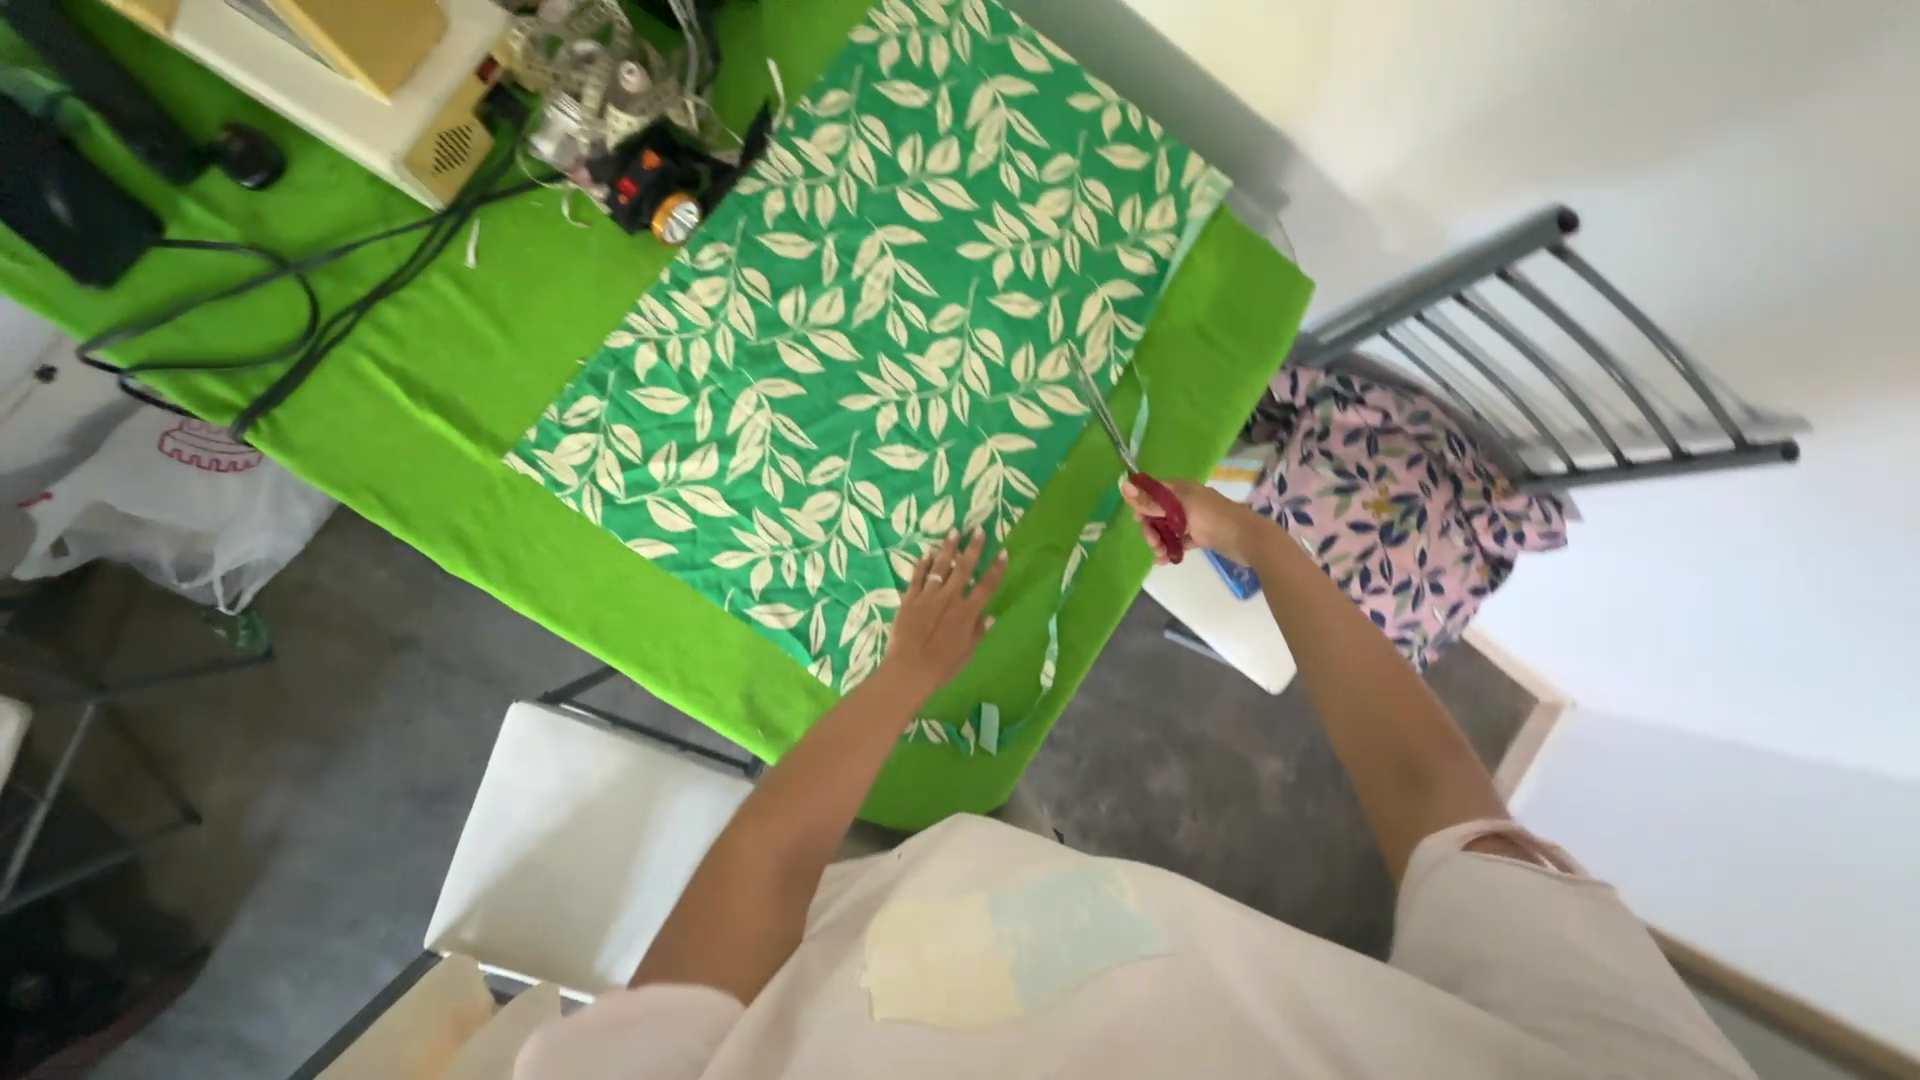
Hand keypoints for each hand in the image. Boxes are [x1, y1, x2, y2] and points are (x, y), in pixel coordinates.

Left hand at [880, 528, 1008, 700]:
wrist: (908, 670)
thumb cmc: (941, 667)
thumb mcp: (966, 653)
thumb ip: (978, 632)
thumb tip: (990, 616)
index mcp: (966, 613)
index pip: (986, 586)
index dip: (996, 569)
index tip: (1003, 552)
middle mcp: (949, 599)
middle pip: (963, 568)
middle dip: (973, 548)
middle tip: (978, 529)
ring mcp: (927, 597)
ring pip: (939, 567)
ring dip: (947, 549)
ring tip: (953, 532)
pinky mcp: (909, 599)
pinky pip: (917, 577)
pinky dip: (922, 565)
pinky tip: (926, 554)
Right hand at [1122, 477, 1270, 565]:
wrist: (1249, 540)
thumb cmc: (1214, 520)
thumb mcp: (1180, 510)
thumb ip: (1152, 502)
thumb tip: (1124, 485)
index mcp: (1181, 489)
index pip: (1153, 492)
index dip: (1143, 505)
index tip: (1140, 520)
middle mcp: (1186, 501)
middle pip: (1158, 513)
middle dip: (1151, 529)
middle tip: (1154, 544)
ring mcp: (1194, 519)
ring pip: (1167, 528)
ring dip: (1160, 541)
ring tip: (1161, 555)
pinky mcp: (1201, 535)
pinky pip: (1179, 540)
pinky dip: (1171, 548)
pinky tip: (1165, 560)